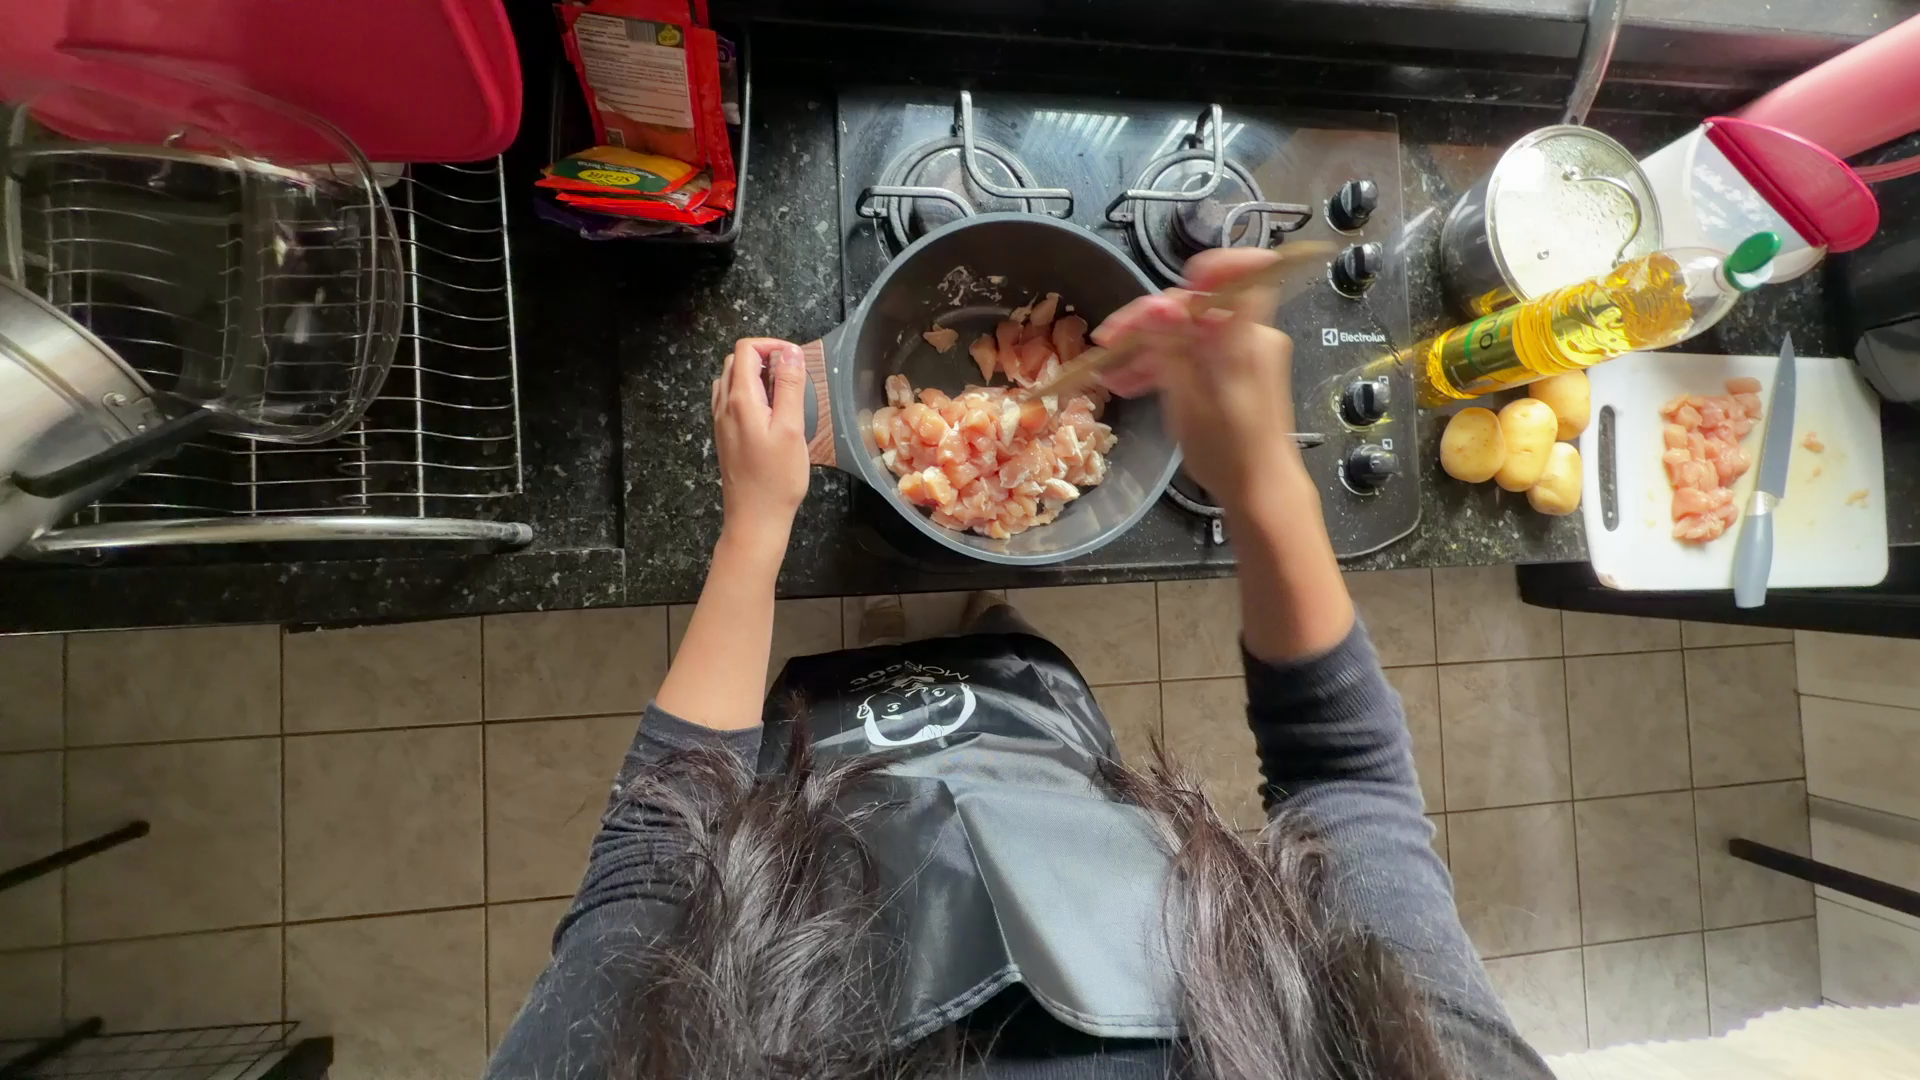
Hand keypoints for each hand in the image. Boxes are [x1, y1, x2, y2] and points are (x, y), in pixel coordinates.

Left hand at [713, 337, 810, 539]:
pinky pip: (731, 401)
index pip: (747, 350)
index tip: (797, 359)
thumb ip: (790, 387)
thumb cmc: (777, 478)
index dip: (772, 345)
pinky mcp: (726, 436)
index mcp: (740, 400)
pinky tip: (769, 412)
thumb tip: (791, 353)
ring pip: (731, 380)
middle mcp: (724, 406)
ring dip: (756, 375)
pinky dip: (749, 393)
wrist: (755, 517)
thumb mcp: (791, 429)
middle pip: (736, 362)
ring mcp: (722, 422)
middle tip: (794, 374)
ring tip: (784, 391)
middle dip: (765, 357)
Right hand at [1093, 248, 1303, 516]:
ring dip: (1145, 348)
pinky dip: (1162, 366)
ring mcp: (1239, 354)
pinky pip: (1193, 356)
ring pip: (1186, 334)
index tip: (1166, 294)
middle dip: (1147, 321)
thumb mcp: (1189, 399)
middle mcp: (1247, 336)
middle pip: (1194, 307)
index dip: (1208, 269)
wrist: (1260, 489)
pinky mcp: (1231, 373)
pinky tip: (1127, 383)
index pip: (1244, 273)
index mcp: (1245, 336)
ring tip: (1107, 373)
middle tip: (1106, 343)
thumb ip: (1171, 348)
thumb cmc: (1229, 450)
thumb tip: (1155, 305)